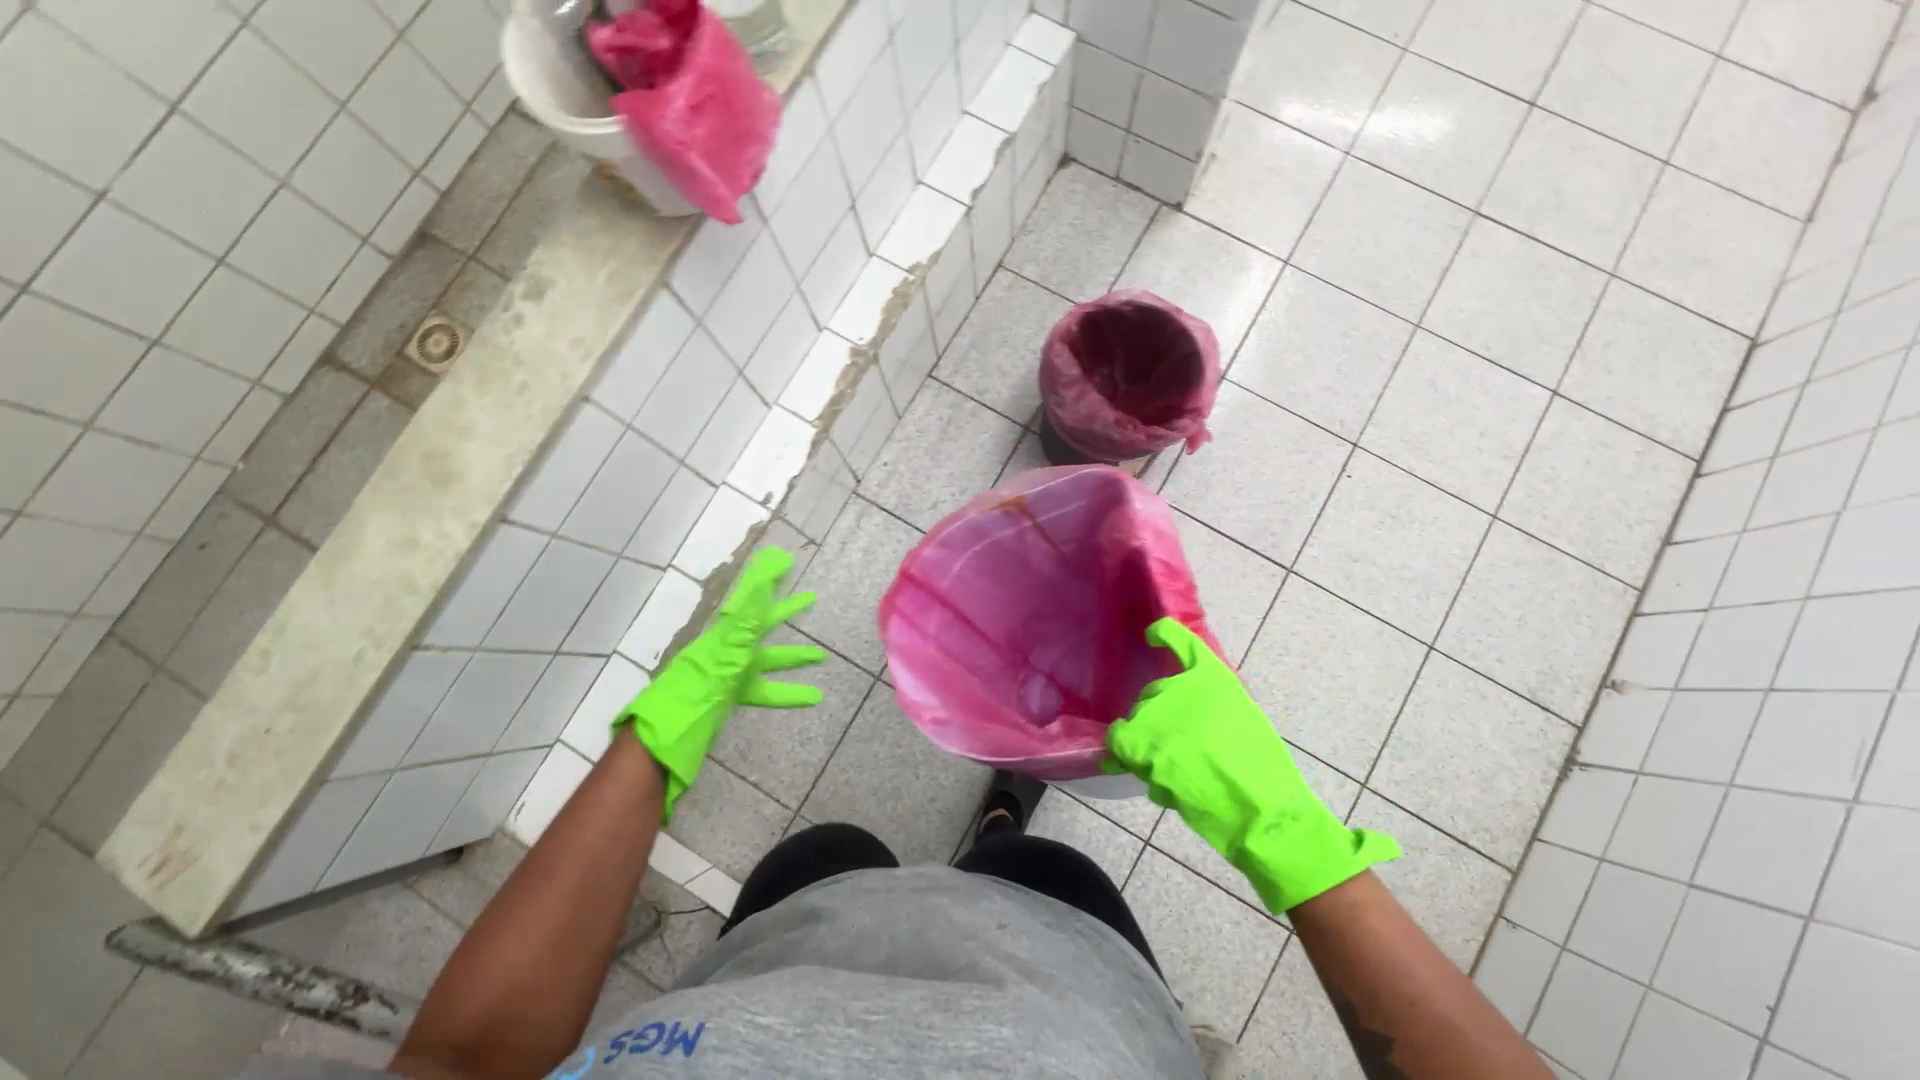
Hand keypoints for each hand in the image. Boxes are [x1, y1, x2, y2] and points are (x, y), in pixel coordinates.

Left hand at [614, 546, 823, 820]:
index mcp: (726, 635)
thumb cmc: (693, 693)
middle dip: (786, 612)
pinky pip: (766, 691)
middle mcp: (729, 648)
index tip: (785, 561)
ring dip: (794, 657)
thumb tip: (761, 587)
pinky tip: (812, 698)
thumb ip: (744, 624)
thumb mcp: (722, 655)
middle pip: (762, 625)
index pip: (751, 601)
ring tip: (822, 656)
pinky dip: (788, 693)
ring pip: (769, 660)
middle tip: (811, 598)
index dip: (767, 580)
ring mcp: (731, 673)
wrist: (666, 735)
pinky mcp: (732, 696)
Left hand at [1105, 617, 1397, 911]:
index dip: (1164, 634)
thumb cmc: (1261, 770)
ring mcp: (1157, 716)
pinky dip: (1119, 757)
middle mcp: (1179, 688)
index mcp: (1213, 678)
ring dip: (1141, 746)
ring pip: (1132, 726)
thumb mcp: (1241, 719)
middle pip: (1150, 697)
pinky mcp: (1142, 748)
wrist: (1260, 807)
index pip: (1181, 641)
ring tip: (1166, 771)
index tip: (1153, 634)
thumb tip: (1174, 722)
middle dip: (1156, 722)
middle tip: (1178, 750)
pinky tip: (1117, 763)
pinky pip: (1119, 748)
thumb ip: (1208, 709)